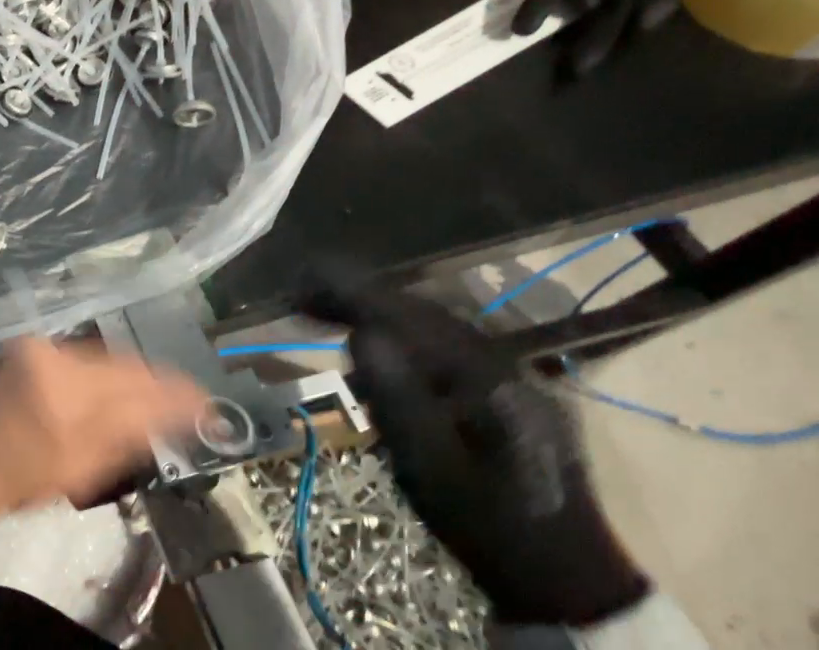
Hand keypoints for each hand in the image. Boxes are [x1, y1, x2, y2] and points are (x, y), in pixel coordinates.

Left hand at [0, 337, 206, 527]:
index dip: (180, 394)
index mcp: (66, 389)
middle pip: (122, 364)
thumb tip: (171, 414)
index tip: (209, 406)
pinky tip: (115, 390)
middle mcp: (51, 355)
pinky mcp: (22, 349)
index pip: (139, 383)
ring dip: (131, 377)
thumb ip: (125, 437)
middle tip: (189, 402)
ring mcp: (33, 348)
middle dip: (158, 382)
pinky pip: (78, 357)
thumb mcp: (76, 471)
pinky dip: (102, 373)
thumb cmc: (9, 479)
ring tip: (158, 398)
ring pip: (102, 358)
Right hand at [303, 280, 648, 626]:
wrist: (564, 573)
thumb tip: (361, 333)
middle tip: (304, 300)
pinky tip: (382, 350)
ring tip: (332, 317)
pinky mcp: (509, 390)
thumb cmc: (484, 521)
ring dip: (378, 313)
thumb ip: (396, 396)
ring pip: (432, 324)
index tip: (297, 288)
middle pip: (418, 310)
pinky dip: (402, 335)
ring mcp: (511, 373)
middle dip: (357, 297)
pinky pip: (444, 344)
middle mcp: (501, 359)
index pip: (403, 314)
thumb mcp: (428, 466)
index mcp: (483, 373)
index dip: (345, 294)